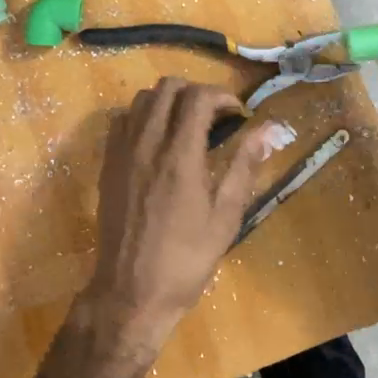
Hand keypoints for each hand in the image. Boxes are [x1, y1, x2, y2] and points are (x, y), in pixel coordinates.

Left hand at [82, 78, 283, 350]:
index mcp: (180, 155)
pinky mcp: (107, 162)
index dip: (222, 96)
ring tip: (186, 125)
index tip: (237, 115)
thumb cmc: (185, 260)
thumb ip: (245, 165)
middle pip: (167, 86)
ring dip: (168, 101)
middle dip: (195, 92)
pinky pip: (122, 119)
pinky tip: (156, 139)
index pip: (197, 97)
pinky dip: (142, 115)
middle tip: (214, 117)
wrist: (130, 291)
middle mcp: (147, 142)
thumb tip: (270, 128)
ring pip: (142, 98)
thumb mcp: (225, 217)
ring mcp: (122, 150)